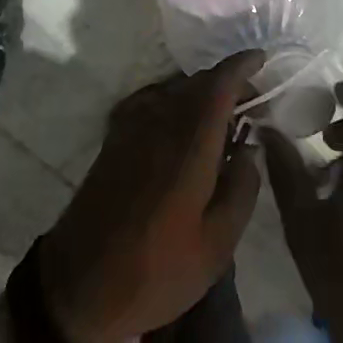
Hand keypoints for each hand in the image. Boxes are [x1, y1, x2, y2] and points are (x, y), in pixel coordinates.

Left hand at [34, 51, 263, 342]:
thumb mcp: (216, 244)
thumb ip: (242, 188)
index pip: (219, 84)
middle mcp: (160, 120)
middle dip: (228, 84)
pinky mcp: (115, 137)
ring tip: (222, 120)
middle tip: (251, 105)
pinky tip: (182, 126)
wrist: (80, 283)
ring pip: (175, 90)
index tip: (261, 58)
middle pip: (199, 82)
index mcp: (190, 141)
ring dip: (202, 94)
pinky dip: (174, 102)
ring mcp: (133, 126)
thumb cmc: (157, 268)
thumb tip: (251, 146)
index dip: (241, 65)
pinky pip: (152, 101)